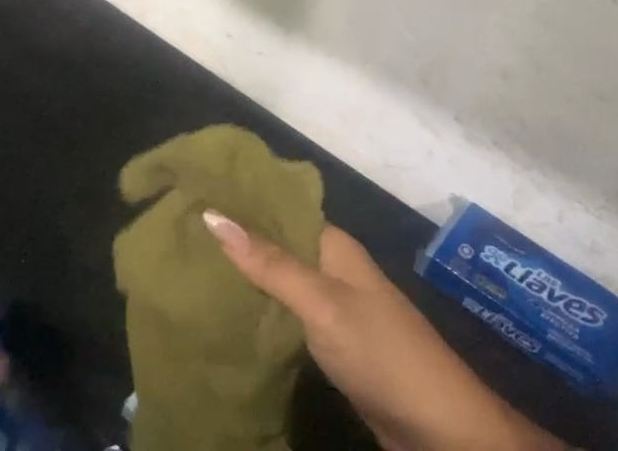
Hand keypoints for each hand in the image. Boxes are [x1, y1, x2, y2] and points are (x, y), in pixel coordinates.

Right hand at [203, 211, 563, 450]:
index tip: (193, 191)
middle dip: (235, 238)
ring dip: (244, 275)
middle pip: (277, 243)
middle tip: (178, 230)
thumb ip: (269, 263)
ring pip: (279, 280)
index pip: (281, 207)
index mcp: (334, 246)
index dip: (241, 198)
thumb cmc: (381, 351)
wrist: (439, 428)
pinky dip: (258, 310)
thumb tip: (211, 213)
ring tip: (190, 265)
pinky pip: (286, 315)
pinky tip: (225, 311)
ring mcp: (334, 307)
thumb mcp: (321, 302)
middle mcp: (333, 269)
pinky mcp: (331, 343)